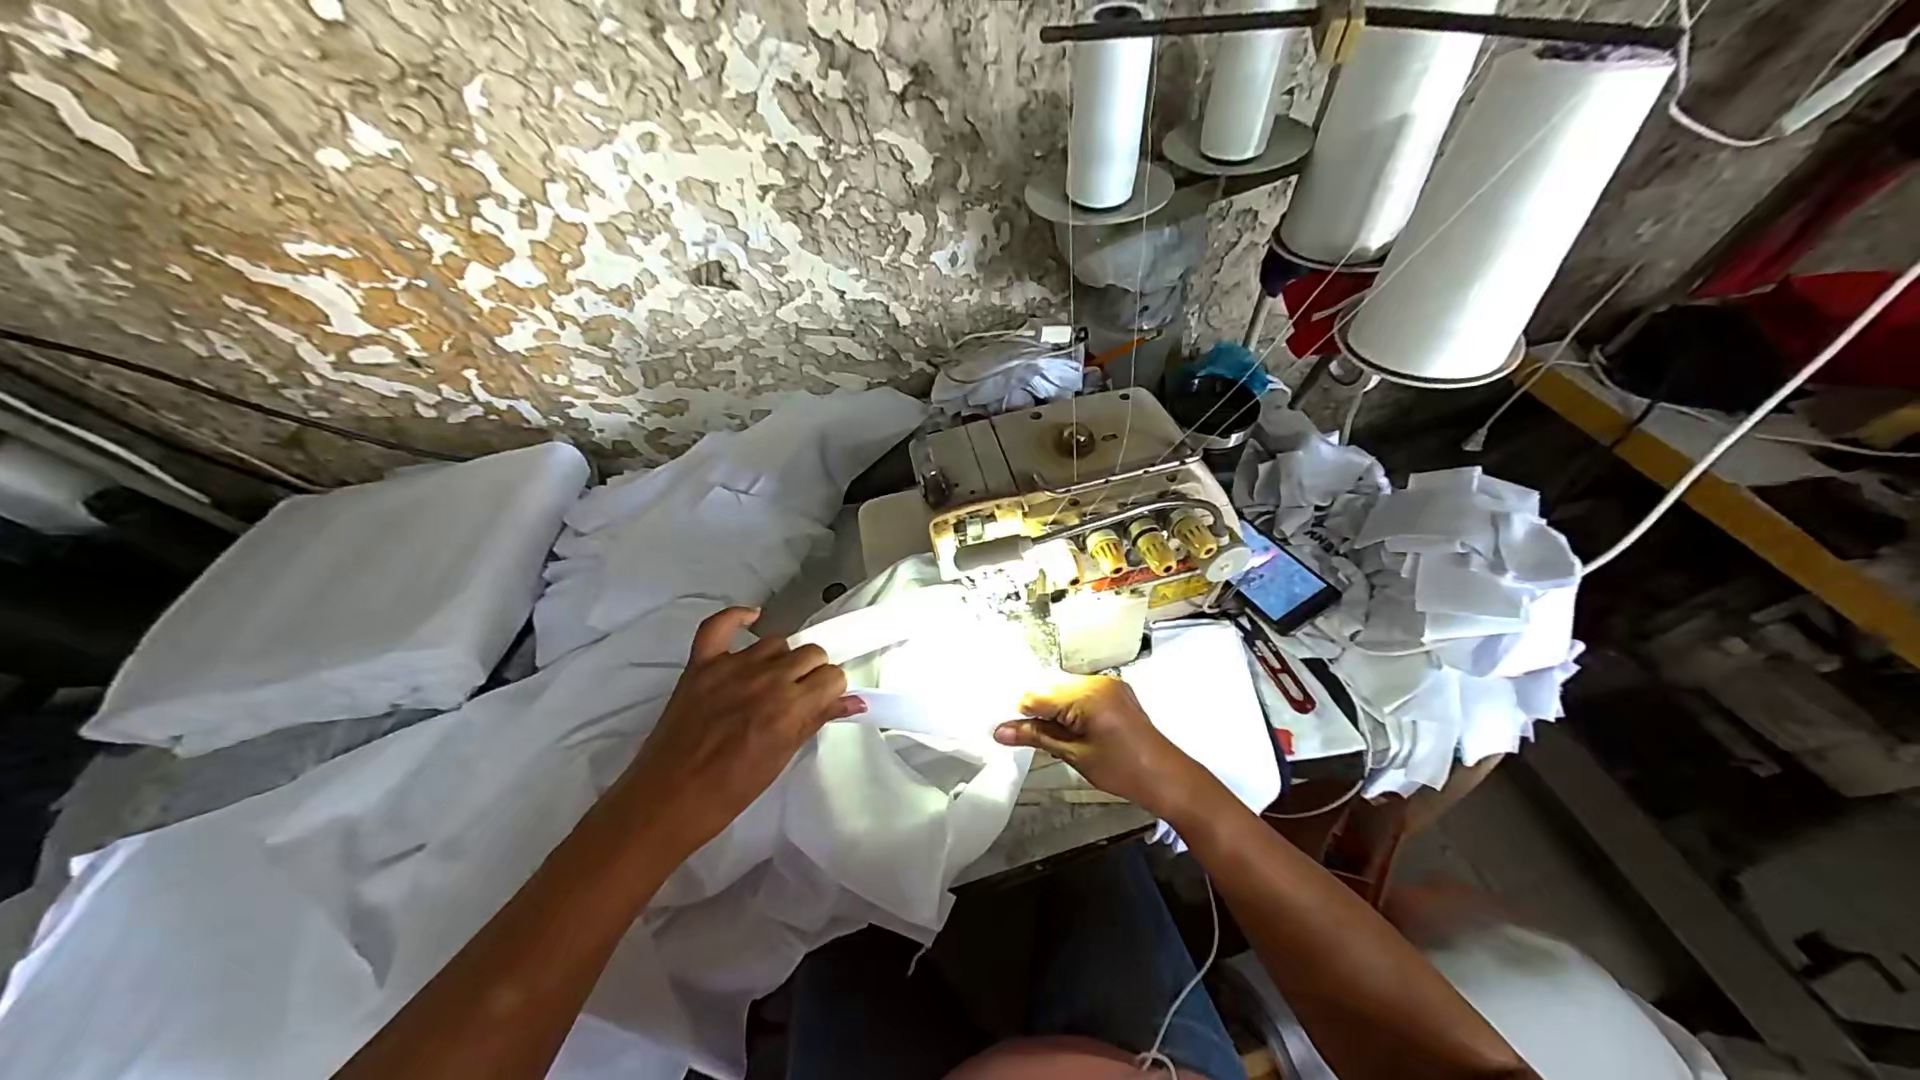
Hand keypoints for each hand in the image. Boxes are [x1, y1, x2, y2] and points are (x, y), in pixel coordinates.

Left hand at [618, 606, 864, 860]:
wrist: (668, 799)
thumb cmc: (730, 790)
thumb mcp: (781, 757)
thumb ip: (816, 720)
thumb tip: (853, 702)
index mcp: (789, 707)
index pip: (832, 676)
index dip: (831, 689)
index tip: (823, 701)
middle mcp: (765, 679)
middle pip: (810, 652)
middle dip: (812, 672)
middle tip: (799, 695)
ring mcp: (730, 667)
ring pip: (775, 641)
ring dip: (781, 658)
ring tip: (771, 681)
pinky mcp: (700, 664)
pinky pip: (720, 625)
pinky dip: (737, 618)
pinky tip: (751, 619)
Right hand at [994, 675, 1224, 822]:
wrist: (1168, 777)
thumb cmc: (1121, 770)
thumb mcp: (1074, 755)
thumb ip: (1036, 736)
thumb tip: (999, 730)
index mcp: (1087, 695)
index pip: (1037, 696)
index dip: (1022, 715)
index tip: (1014, 734)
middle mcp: (1097, 681)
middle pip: (1051, 689)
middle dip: (1040, 712)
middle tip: (1039, 740)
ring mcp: (1110, 684)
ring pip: (1066, 690)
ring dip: (1056, 710)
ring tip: (1061, 739)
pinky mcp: (1117, 690)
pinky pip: (1083, 692)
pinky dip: (1073, 708)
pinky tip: (1076, 730)